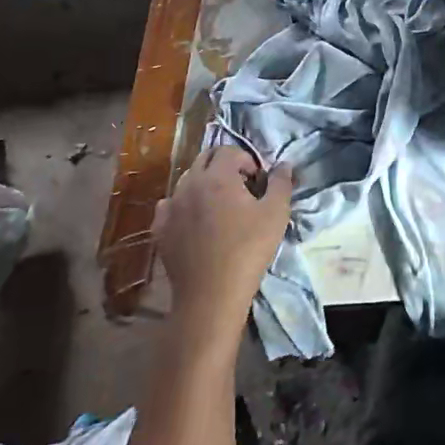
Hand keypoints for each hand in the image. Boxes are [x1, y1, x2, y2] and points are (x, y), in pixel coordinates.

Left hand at [155, 146, 292, 334]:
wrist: (212, 294)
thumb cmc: (249, 250)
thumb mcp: (276, 214)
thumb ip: (281, 183)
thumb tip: (284, 165)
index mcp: (217, 176)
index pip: (229, 150)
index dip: (247, 160)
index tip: (258, 181)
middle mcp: (189, 184)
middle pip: (205, 159)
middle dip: (225, 166)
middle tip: (242, 188)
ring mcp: (171, 206)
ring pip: (186, 181)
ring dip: (204, 183)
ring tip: (220, 206)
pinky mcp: (160, 228)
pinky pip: (170, 205)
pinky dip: (184, 205)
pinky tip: (195, 222)